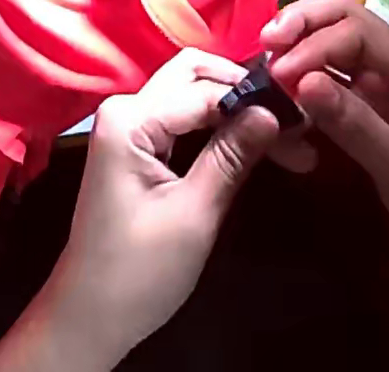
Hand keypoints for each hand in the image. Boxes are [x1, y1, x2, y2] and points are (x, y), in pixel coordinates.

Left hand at [0, 49, 280, 369]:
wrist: (90, 315)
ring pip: (190, 90)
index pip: (203, 93)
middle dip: (242, 91)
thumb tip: (272, 114)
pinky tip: (248, 136)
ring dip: (233, 105)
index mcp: (129, 119)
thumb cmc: (138, 272)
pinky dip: (216, 121)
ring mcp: (128, 120)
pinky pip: (181, 112)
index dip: (253, 103)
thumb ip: (231, 157)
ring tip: (281, 133)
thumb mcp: (194, 215)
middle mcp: (125, 106)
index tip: (299, 122)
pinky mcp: (135, 137)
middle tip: (289, 121)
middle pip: (193, 74)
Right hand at [261, 0, 388, 306]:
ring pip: (339, 48)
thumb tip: (299, 80)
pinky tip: (285, 93)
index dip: (315, 45)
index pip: (361, 34)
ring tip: (266, 68)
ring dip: (303, 51)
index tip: (278, 74)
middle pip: (349, 23)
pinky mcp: (381, 111)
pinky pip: (339, 83)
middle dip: (305, 26)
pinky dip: (310, 82)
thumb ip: (356, 127)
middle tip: (264, 45)